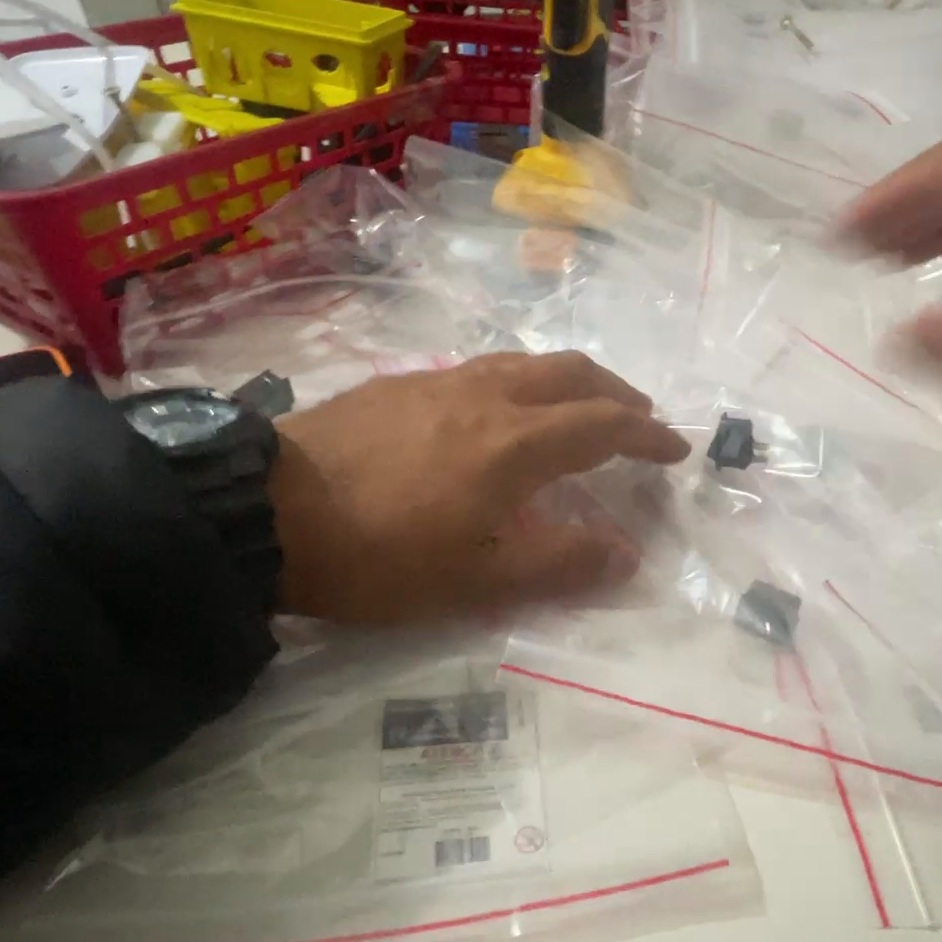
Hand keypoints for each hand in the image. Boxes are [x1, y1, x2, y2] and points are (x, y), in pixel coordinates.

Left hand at [268, 352, 691, 623]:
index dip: (647, 436)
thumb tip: (628, 553)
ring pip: (524, 362)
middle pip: (572, 373)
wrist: (266, 514)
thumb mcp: (476, 579)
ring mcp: (440, 382)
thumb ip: (560, 563)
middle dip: (616, 393)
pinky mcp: (399, 384)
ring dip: (568, 381)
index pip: (604, 425)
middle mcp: (487, 396)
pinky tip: (498, 412)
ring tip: (578, 408)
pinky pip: (481, 370)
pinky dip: (519, 383)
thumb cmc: (381, 557)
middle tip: (637, 419)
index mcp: (515, 443)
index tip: (675, 448)